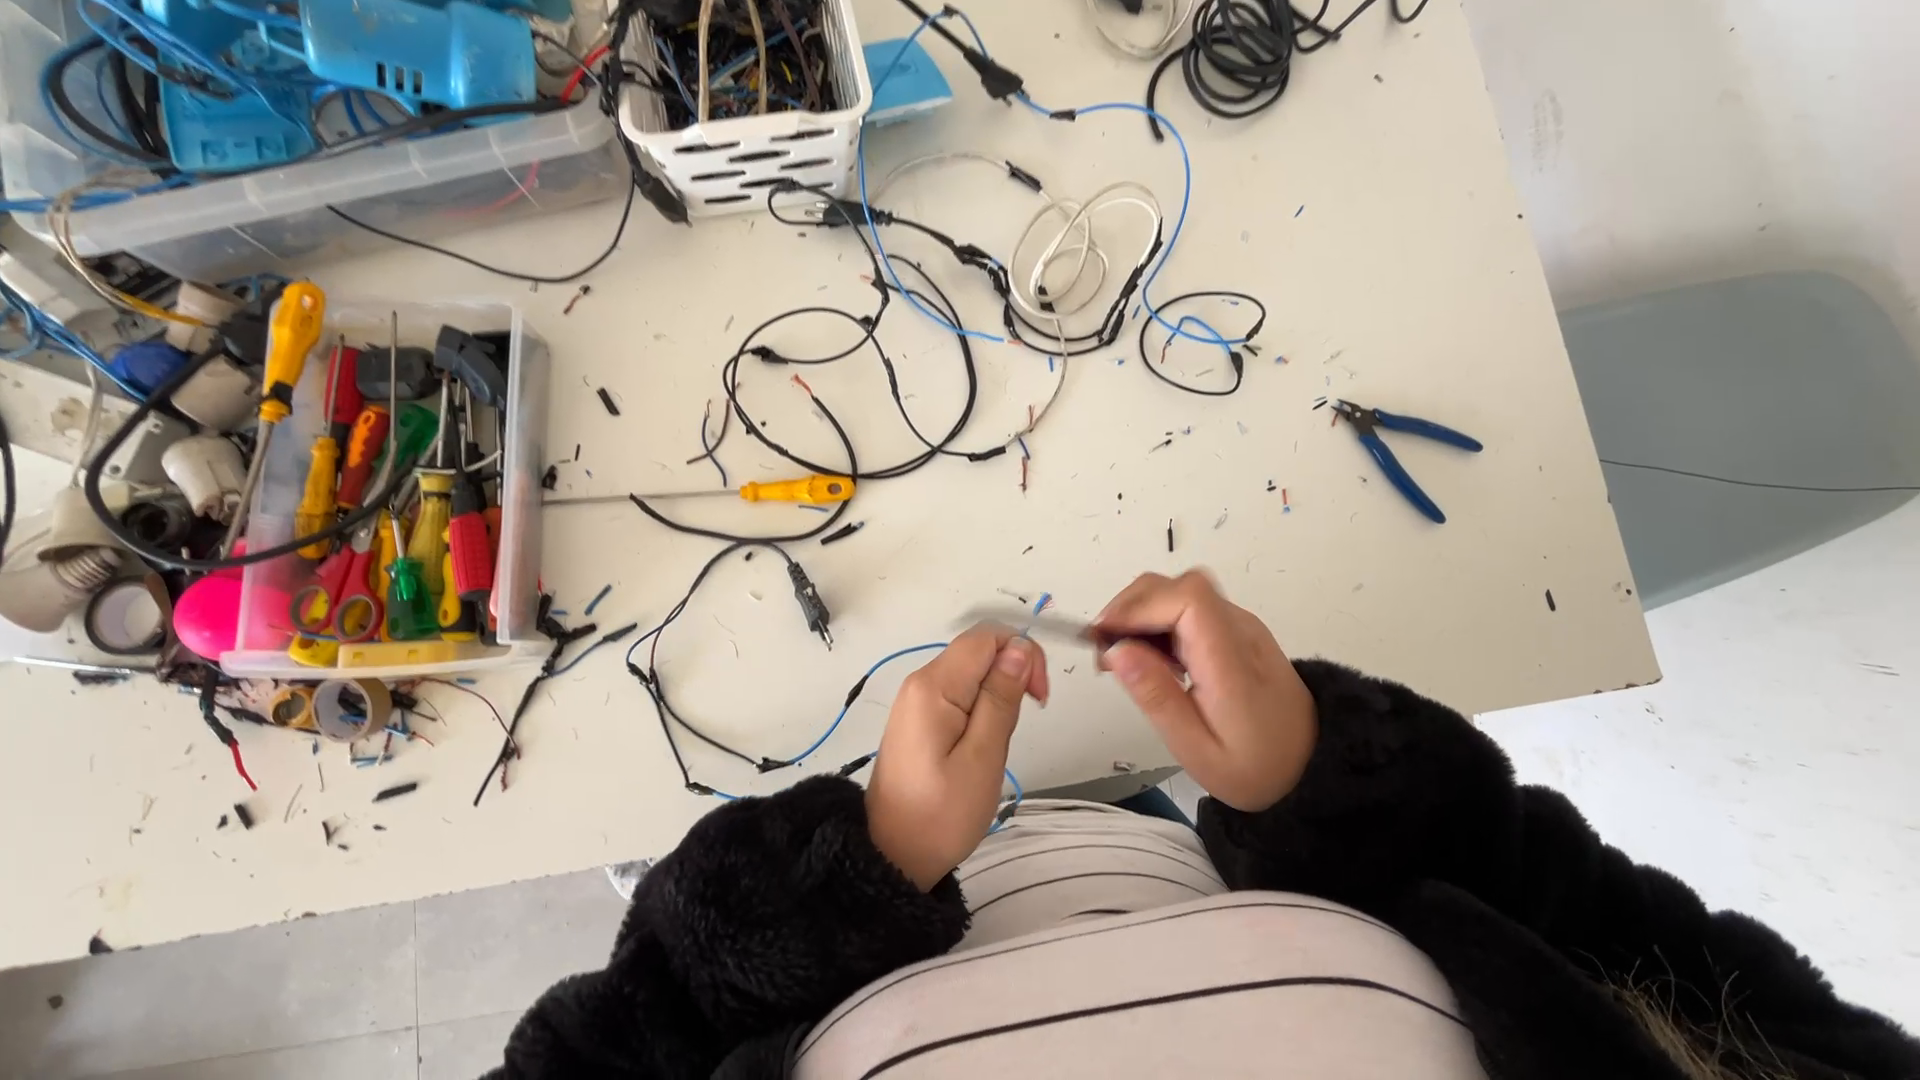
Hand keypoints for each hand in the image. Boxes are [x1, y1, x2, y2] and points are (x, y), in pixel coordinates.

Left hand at [867, 624, 1048, 889]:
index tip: (1039, 697)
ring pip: (972, 672)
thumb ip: (1001, 699)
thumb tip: (1019, 648)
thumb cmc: (941, 814)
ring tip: (1000, 742)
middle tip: (1023, 722)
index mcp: (934, 686)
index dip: (1022, 654)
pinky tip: (985, 741)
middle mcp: (921, 682)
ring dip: (999, 693)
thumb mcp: (983, 758)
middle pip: (979, 649)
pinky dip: (981, 707)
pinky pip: (959, 693)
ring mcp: (917, 700)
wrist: (893, 855)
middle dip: (1012, 673)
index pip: (986, 636)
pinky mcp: (919, 718)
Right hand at [1096, 570, 1316, 811]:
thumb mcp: (1198, 750)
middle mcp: (1239, 630)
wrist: (1313, 765)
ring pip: (1179, 590)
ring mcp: (1239, 626)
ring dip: (1140, 614)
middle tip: (1106, 651)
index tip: (1105, 637)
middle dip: (1130, 608)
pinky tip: (1150, 659)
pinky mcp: (1234, 630)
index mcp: (1231, 660)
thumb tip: (1116, 650)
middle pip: (1178, 584)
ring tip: (1123, 658)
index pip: (1187, 598)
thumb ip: (1157, 698)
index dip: (1138, 606)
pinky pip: (1188, 607)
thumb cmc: (1255, 766)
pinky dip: (1157, 622)